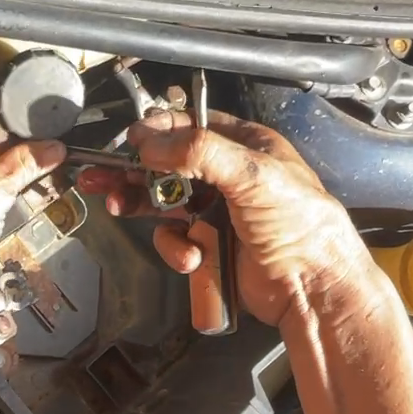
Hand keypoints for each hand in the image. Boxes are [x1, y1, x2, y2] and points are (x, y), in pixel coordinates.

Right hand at [74, 110, 386, 328]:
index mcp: (244, 147)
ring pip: (163, 203)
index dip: (157, 133)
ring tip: (119, 208)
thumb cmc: (297, 223)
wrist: (310, 286)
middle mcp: (226, 175)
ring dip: (141, 207)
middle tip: (101, 177)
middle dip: (133, 172)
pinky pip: (174, 240)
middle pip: (166, 166)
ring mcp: (215, 211)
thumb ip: (199, 152)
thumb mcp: (251, 175)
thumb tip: (148, 144)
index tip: (129, 142)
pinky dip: (175, 248)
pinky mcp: (207, 244)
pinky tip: (191, 255)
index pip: (191, 127)